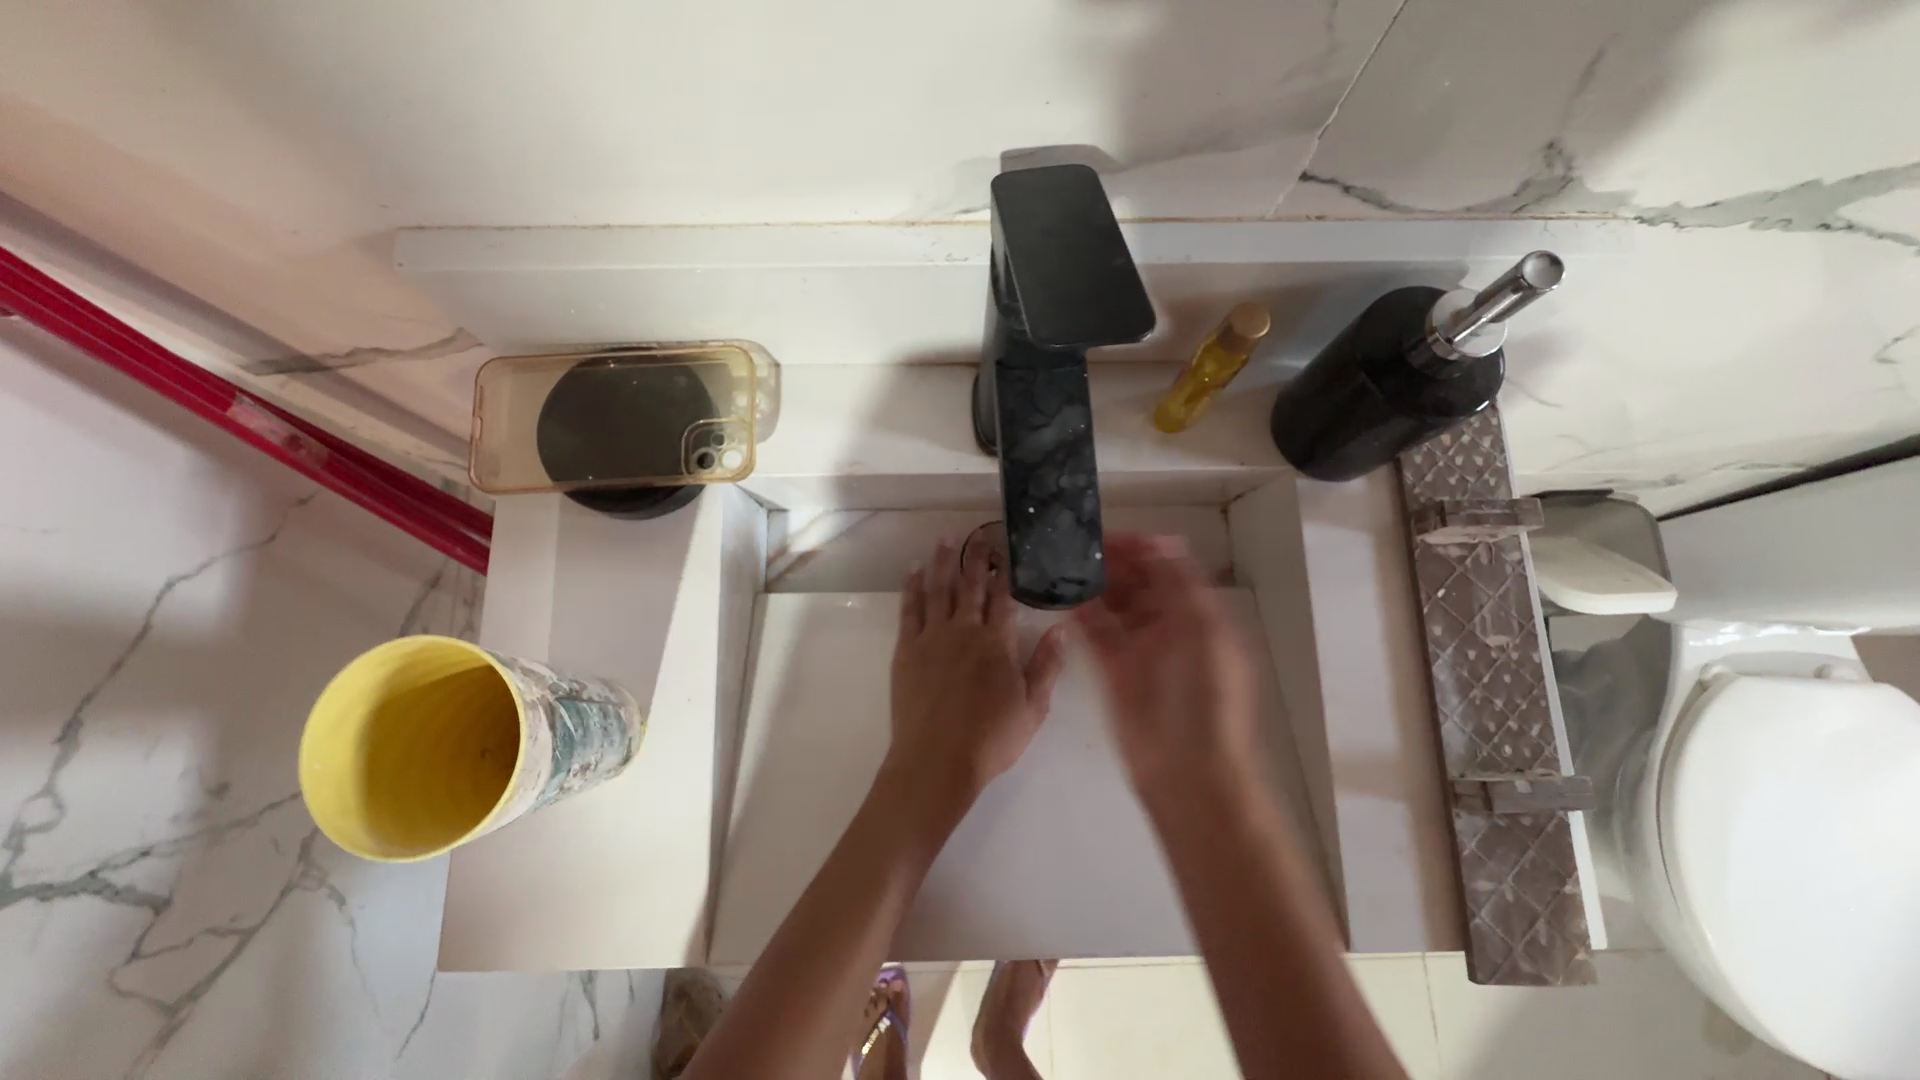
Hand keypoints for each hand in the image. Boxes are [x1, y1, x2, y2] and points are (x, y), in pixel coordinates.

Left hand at [887, 537, 1067, 801]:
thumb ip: (1047, 666)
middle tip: (978, 533)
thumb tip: (1060, 628)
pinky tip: (914, 572)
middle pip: (971, 586)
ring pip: (938, 590)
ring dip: (942, 562)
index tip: (1006, 548)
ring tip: (944, 540)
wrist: (937, 760)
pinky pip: (909, 610)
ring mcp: (932, 638)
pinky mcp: (906, 650)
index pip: (1003, 598)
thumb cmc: (991, 739)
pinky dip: (911, 588)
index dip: (1005, 572)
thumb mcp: (1033, 708)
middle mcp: (964, 631)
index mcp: (997, 643)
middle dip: (976, 557)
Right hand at [1073, 533, 1260, 794]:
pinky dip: (1083, 616)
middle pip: (1141, 585)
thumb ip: (1181, 584)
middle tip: (1078, 550)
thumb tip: (1160, 542)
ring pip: (1117, 607)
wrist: (1189, 772)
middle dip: (1115, 565)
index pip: (1170, 570)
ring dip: (1097, 587)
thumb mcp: (1203, 631)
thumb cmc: (1204, 699)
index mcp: (1200, 616)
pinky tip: (1064, 599)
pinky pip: (1097, 636)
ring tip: (1066, 567)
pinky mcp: (1117, 673)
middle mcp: (1173, 628)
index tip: (1109, 536)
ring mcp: (1144, 652)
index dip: (1143, 549)